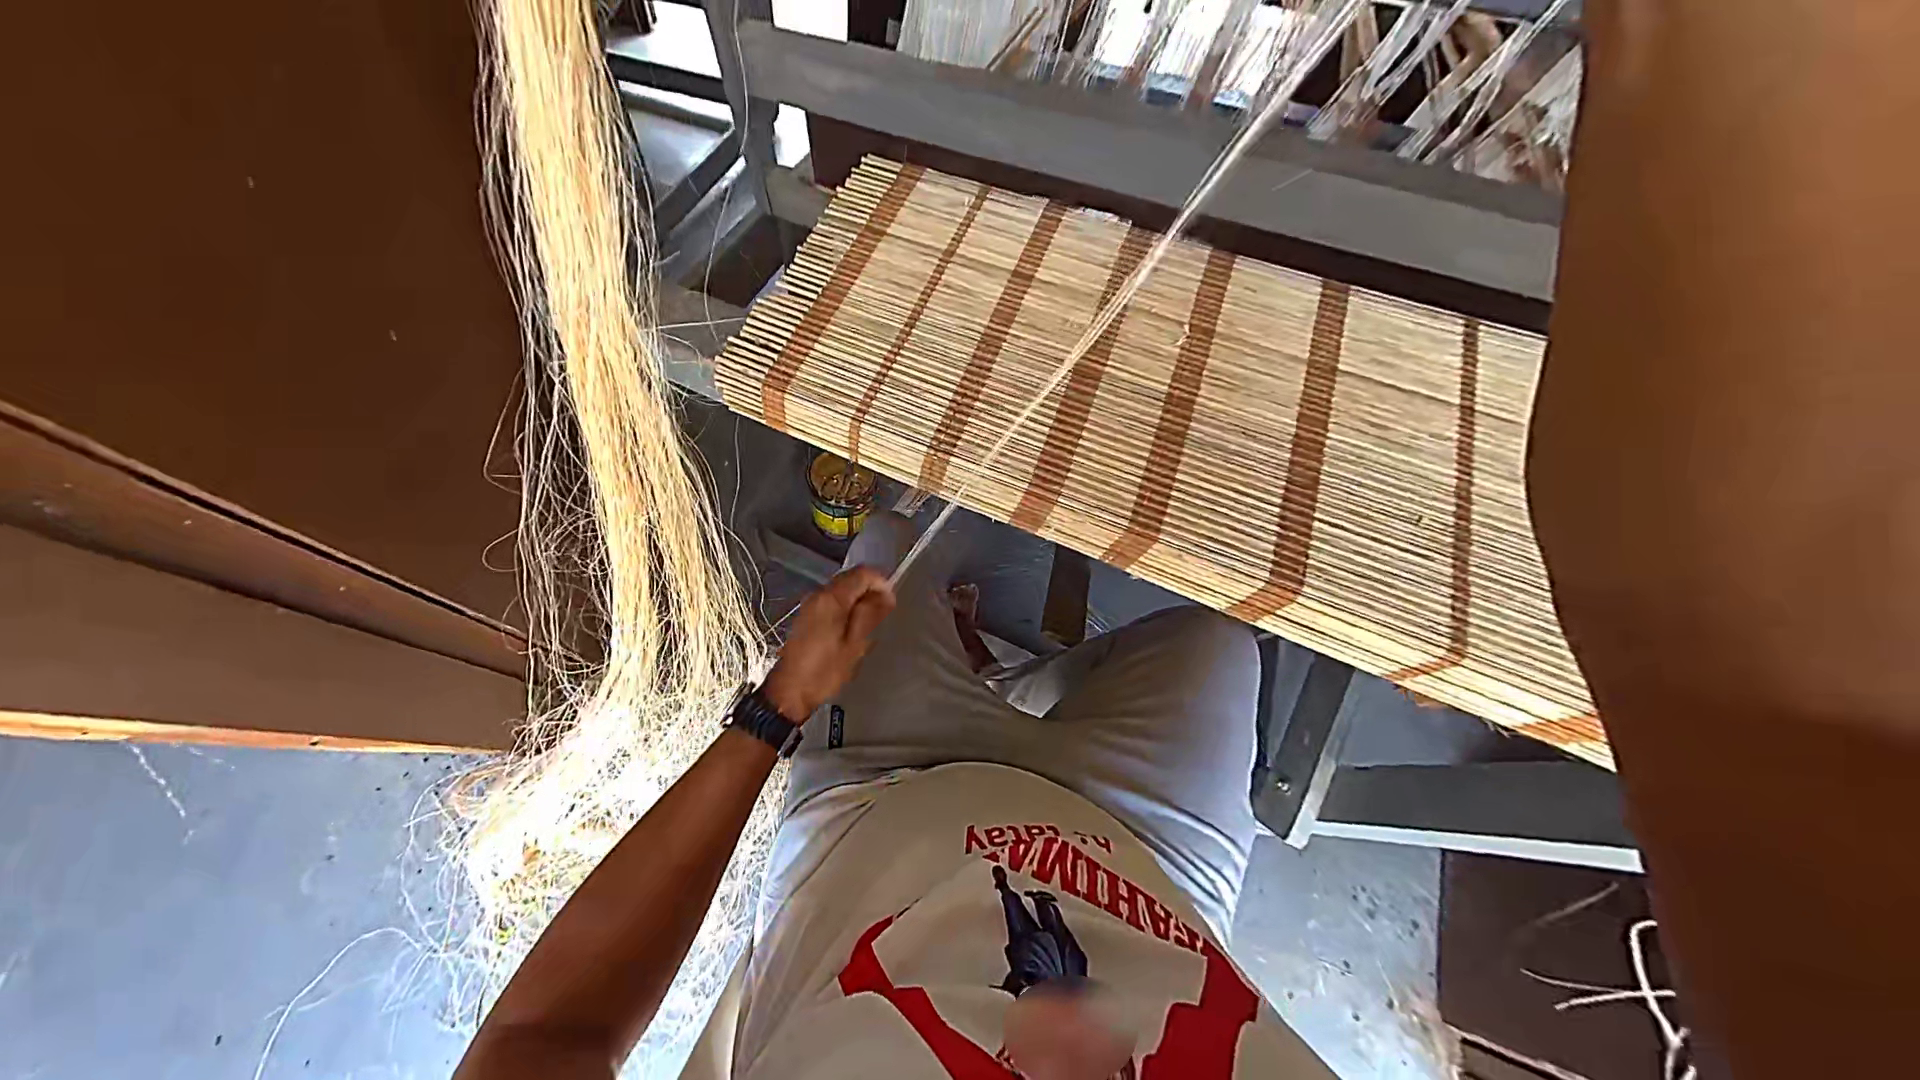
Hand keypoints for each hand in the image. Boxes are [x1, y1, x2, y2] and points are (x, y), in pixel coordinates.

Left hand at [761, 566, 896, 722]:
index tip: (890, 603)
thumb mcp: (855, 643)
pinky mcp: (807, 616)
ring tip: (869, 626)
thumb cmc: (825, 670)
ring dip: (859, 601)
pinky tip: (852, 631)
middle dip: (870, 591)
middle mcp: (818, 594)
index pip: (862, 573)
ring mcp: (810, 605)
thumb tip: (886, 594)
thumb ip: (871, 614)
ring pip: (842, 591)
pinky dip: (847, 609)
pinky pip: (833, 603)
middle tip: (883, 616)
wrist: (790, 691)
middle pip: (851, 579)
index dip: (881, 583)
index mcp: (831, 598)